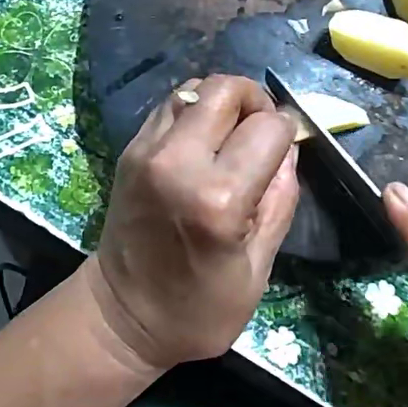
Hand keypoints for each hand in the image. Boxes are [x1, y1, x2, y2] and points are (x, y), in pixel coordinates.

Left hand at [86, 75, 298, 371]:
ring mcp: (147, 151)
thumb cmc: (199, 309)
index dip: (287, 131)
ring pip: (195, 87)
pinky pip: (172, 105)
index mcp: (218, 199)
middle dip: (255, 101)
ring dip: (223, 102)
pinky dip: (196, 111)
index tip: (286, 151)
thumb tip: (287, 148)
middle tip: (260, 132)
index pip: (268, 126)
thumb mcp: (259, 267)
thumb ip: (281, 198)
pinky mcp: (130, 150)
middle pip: (226, 88)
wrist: (120, 319)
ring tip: (232, 135)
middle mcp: (177, 162)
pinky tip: (204, 143)